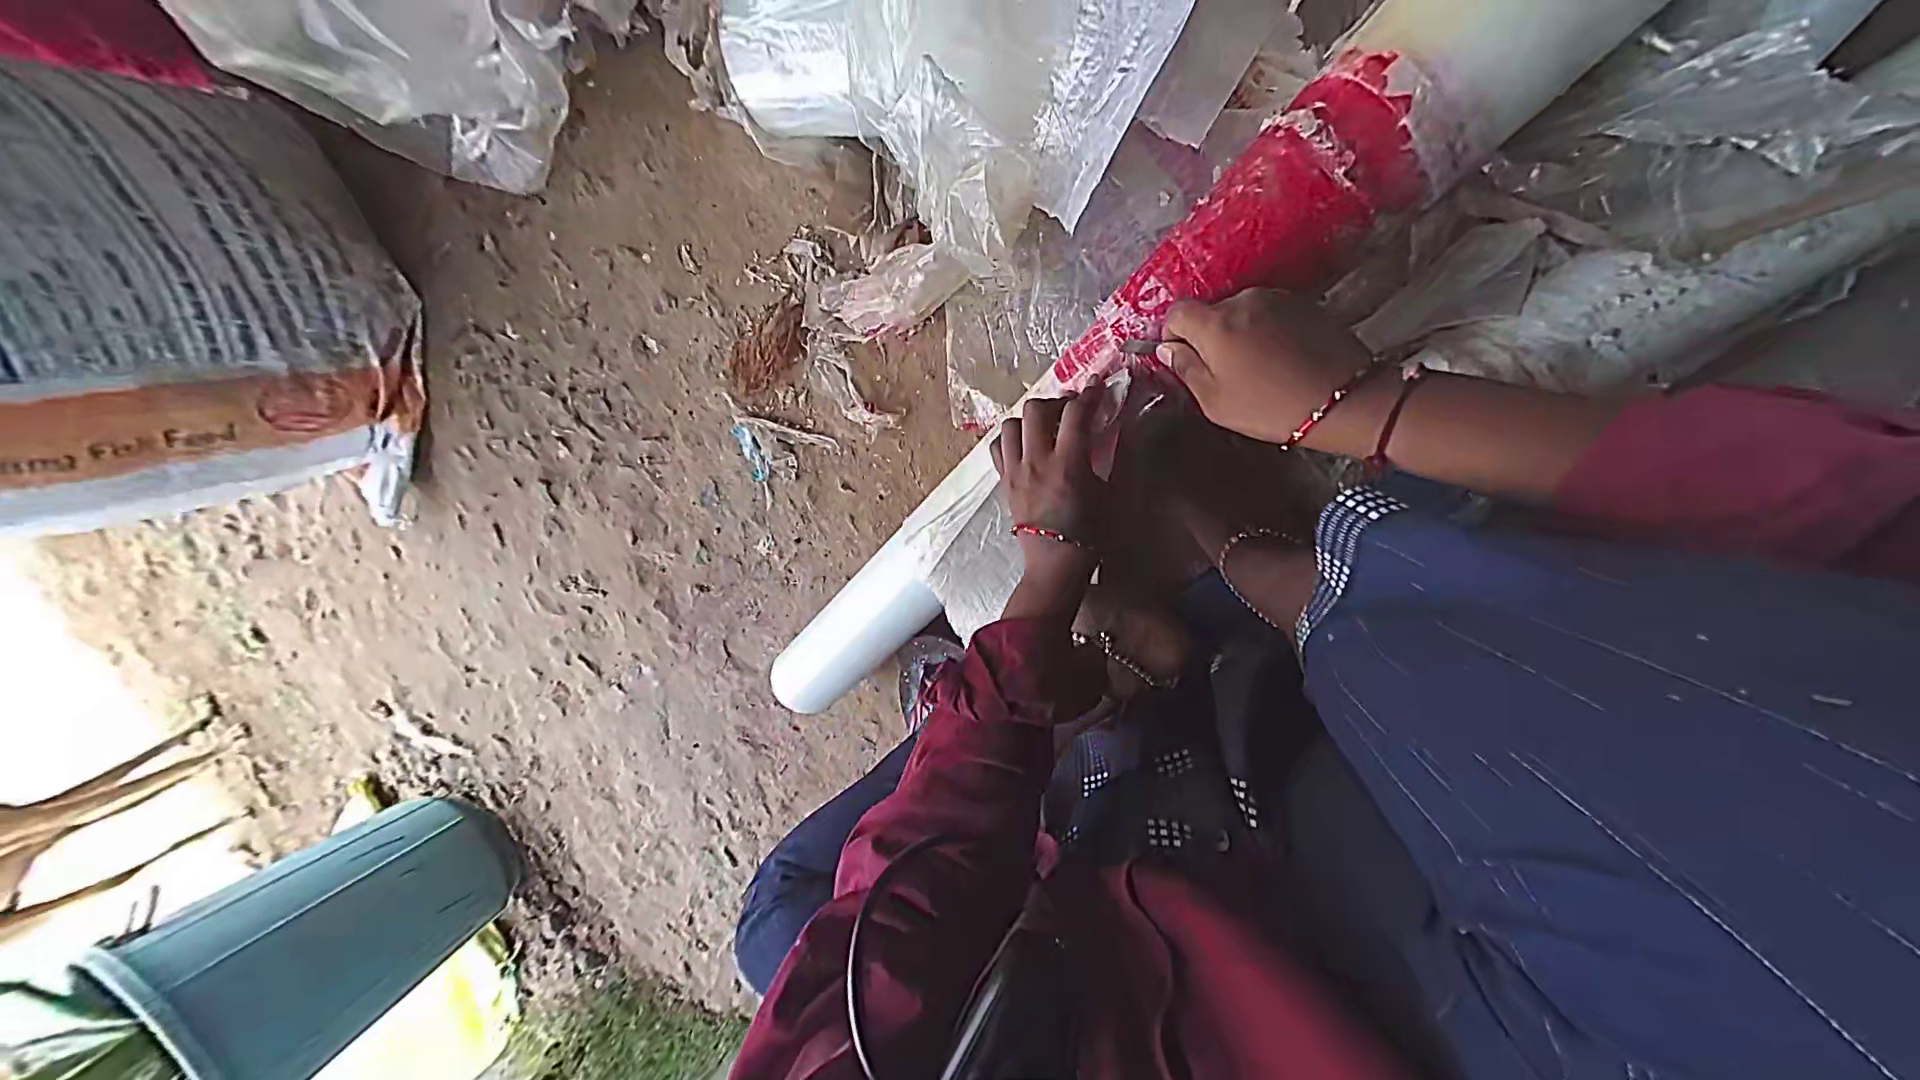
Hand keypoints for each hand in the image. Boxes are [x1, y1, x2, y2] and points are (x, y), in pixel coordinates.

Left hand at [993, 393, 1103, 618]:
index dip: (1090, 394)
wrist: (1055, 564)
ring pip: (1012, 424)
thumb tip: (1127, 428)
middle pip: (1036, 409)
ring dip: (1030, 418)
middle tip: (1070, 412)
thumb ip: (1122, 459)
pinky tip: (1026, 446)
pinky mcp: (1004, 483)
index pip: (1076, 413)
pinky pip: (998, 447)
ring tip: (1046, 428)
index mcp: (1068, 464)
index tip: (1098, 386)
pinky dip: (1011, 439)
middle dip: (1056, 402)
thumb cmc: (1092, 534)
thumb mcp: (1116, 496)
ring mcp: (1015, 472)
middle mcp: (1036, 462)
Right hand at [1158, 289, 1383, 451]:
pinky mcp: (1303, 303)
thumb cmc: (1269, 407)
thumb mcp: (1214, 401)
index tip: (1181, 357)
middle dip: (1207, 336)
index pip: (1177, 312)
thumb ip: (1185, 369)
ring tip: (1254, 367)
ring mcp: (1277, 298)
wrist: (1343, 400)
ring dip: (1237, 333)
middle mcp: (1244, 300)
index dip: (1172, 334)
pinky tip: (1277, 359)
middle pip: (1210, 311)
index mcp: (1216, 324)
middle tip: (1221, 371)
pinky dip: (1263, 330)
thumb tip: (1167, 349)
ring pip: (1239, 312)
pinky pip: (1267, 313)